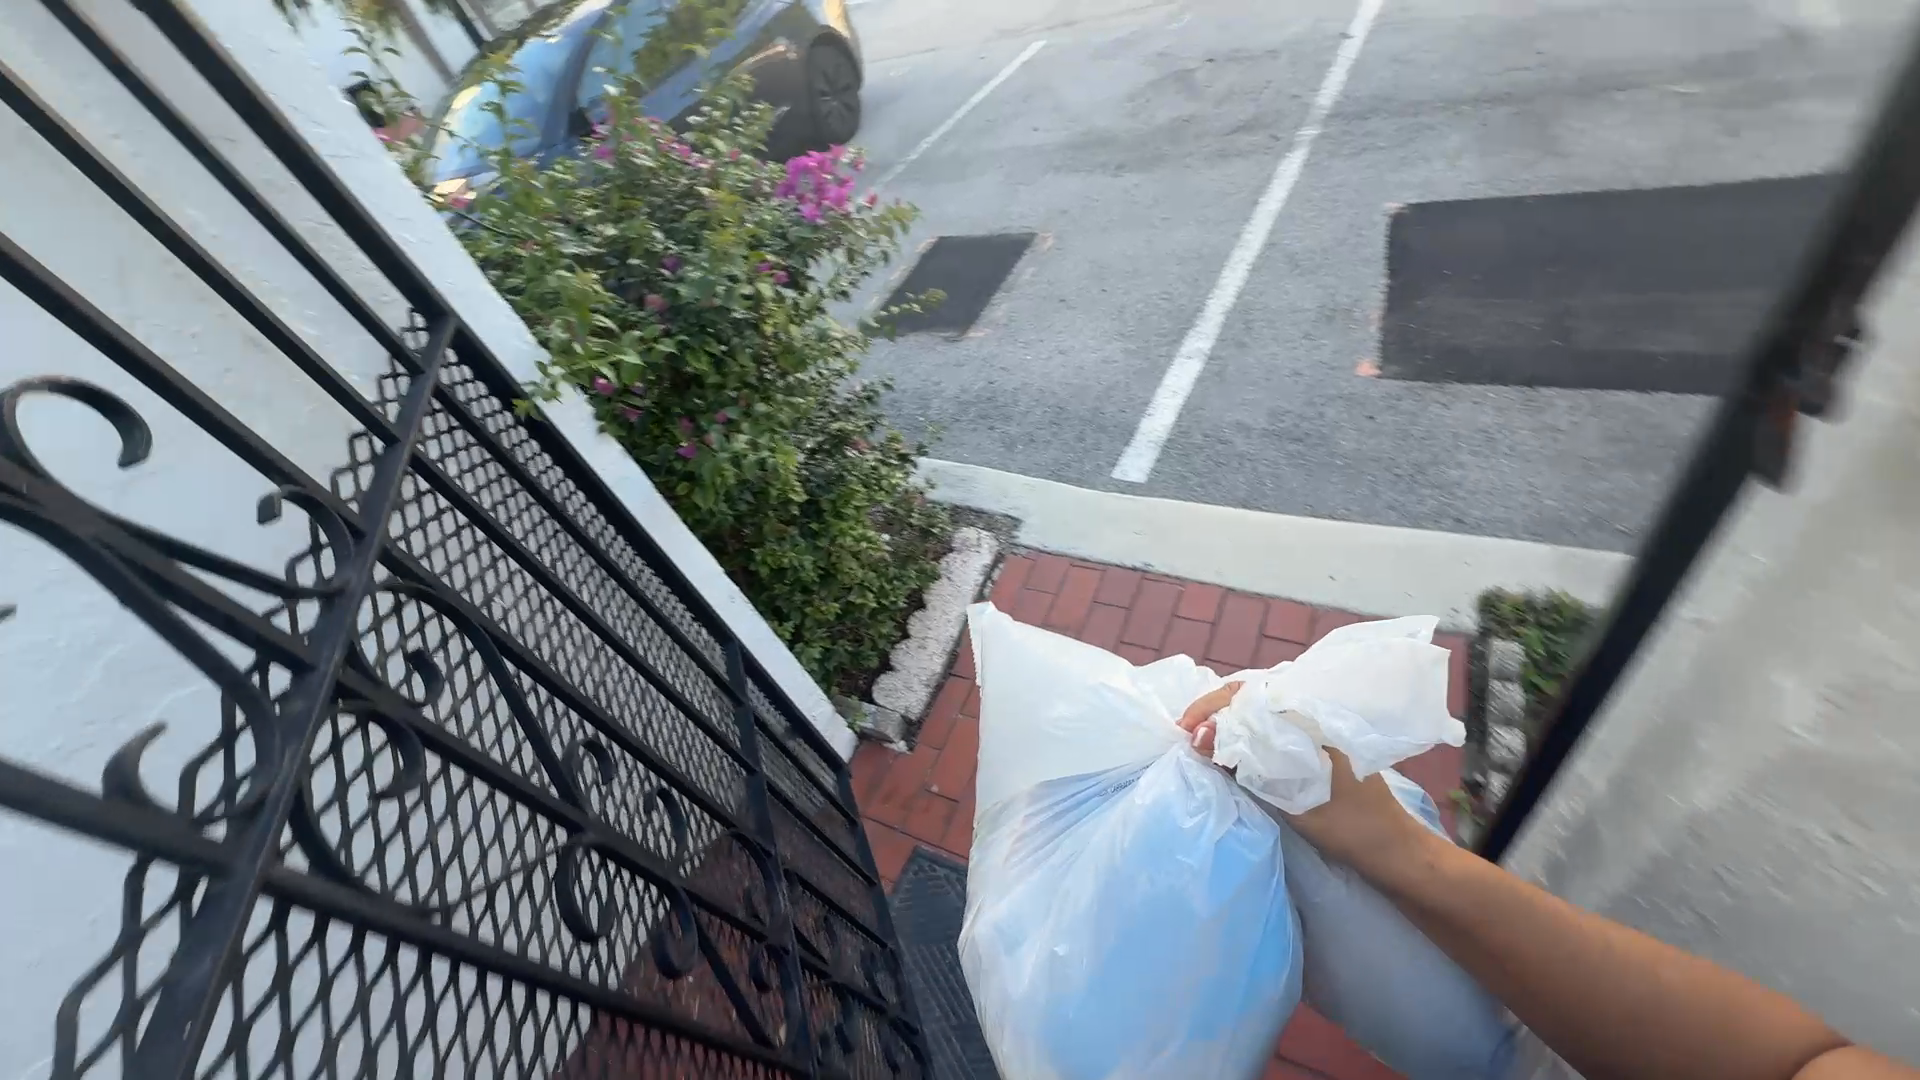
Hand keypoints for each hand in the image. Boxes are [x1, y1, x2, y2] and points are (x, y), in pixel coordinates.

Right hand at [1176, 684, 1426, 878]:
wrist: (1394, 848)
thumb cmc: (1349, 825)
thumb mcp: (1290, 796)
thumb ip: (1244, 764)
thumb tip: (1197, 737)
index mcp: (1309, 715)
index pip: (1246, 693)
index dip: (1209, 707)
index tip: (1186, 729)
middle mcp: (1311, 710)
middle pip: (1248, 694)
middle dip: (1213, 711)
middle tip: (1187, 735)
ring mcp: (1312, 722)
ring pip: (1256, 707)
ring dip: (1226, 720)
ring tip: (1201, 740)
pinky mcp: (1313, 738)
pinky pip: (1268, 721)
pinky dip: (1243, 730)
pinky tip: (1229, 747)